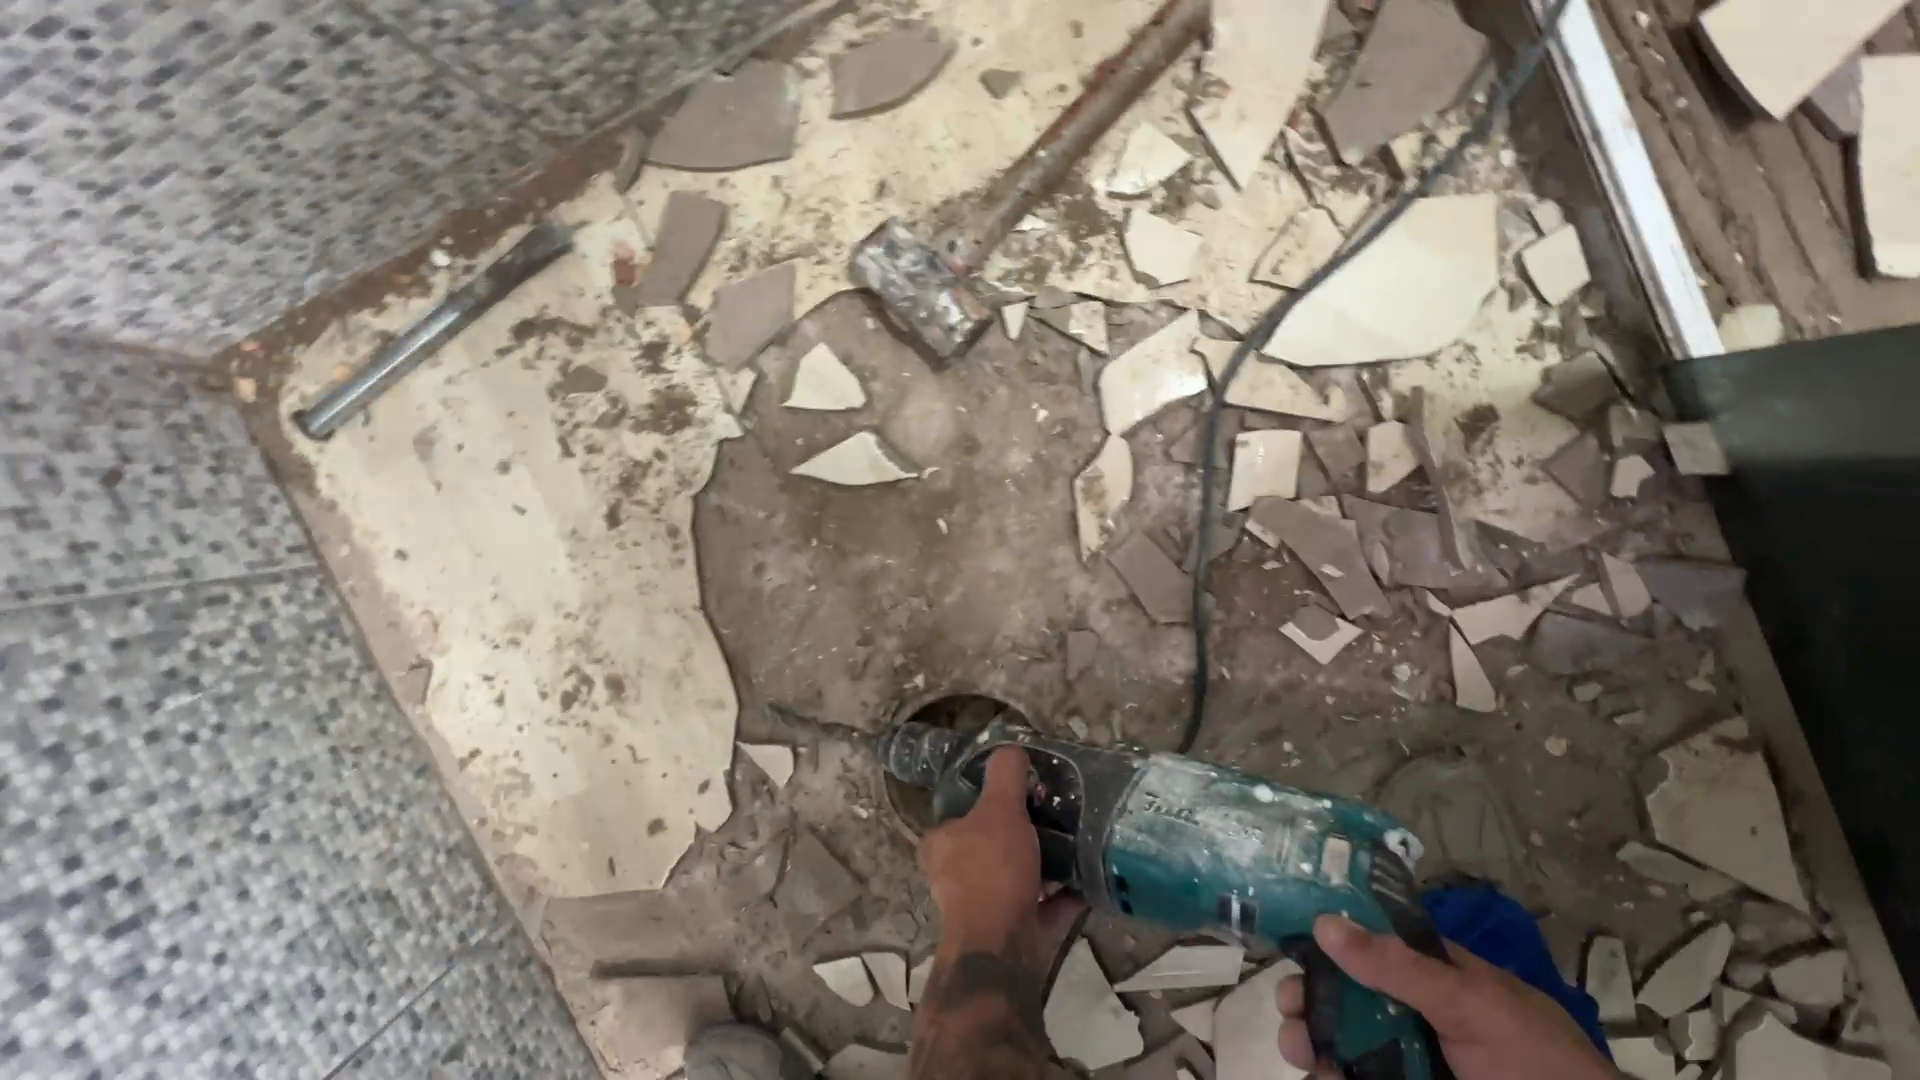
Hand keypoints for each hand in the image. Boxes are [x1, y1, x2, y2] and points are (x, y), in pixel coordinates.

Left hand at [918, 746, 1084, 974]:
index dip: (990, 803)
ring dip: (1044, 866)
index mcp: (940, 846)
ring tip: (1075, 845)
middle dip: (1023, 836)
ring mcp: (984, 910)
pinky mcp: (1013, 934)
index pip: (961, 816)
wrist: (1003, 946)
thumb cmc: (991, 869)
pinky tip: (1086, 880)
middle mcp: (955, 878)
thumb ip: (1005, 775)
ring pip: (1017, 879)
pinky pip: (1042, 908)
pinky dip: (1062, 896)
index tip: (1024, 796)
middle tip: (1054, 818)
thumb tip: (1010, 748)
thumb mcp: (999, 808)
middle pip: (992, 848)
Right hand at [1277, 915, 1616, 1079]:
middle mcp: (1414, 1011)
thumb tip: (1322, 921)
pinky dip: (1328, 1075)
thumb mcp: (1473, 1004)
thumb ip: (1400, 967)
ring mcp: (1410, 1058)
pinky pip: (1354, 1076)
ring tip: (1298, 1051)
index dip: (1326, 938)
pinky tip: (1319, 1077)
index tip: (1290, 942)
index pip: (1369, 940)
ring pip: (1343, 1039)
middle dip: (1309, 996)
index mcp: (1433, 973)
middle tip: (1288, 1009)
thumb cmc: (1536, 1061)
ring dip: (1310, 1038)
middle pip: (1345, 993)